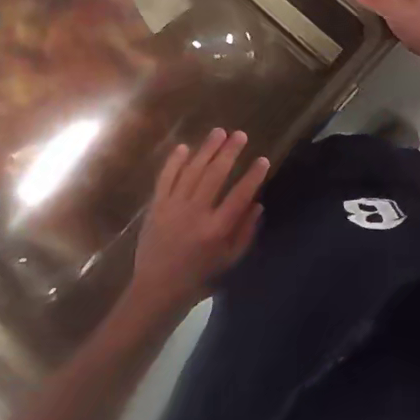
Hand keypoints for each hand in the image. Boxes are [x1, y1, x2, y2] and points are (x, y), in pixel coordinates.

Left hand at [126, 128, 268, 317]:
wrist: (158, 287)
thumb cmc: (199, 277)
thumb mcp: (229, 260)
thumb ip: (245, 232)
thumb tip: (257, 203)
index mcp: (217, 230)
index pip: (240, 195)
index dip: (253, 176)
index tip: (263, 159)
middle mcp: (195, 213)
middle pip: (215, 175)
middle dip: (229, 152)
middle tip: (240, 135)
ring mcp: (173, 207)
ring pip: (192, 171)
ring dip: (206, 150)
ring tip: (218, 132)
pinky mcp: (156, 206)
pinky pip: (166, 178)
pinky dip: (175, 162)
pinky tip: (184, 147)